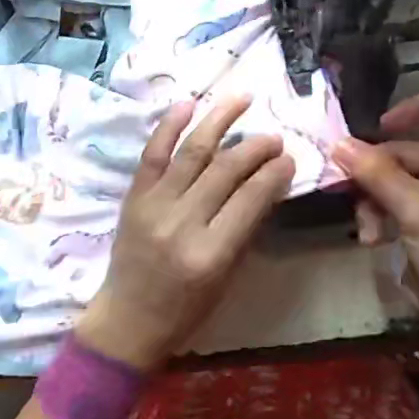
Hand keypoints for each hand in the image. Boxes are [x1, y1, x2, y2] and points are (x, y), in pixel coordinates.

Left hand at [77, 95, 295, 370]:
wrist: (128, 319)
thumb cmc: (186, 310)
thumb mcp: (227, 278)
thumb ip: (246, 230)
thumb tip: (268, 185)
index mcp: (211, 253)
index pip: (251, 198)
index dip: (274, 173)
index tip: (289, 158)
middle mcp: (181, 224)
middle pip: (225, 170)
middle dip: (255, 148)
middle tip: (274, 138)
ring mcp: (152, 207)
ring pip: (191, 153)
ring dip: (219, 121)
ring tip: (243, 99)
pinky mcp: (132, 198)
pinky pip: (152, 154)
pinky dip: (169, 126)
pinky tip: (189, 104)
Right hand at [331, 94, 418, 343]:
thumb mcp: (413, 208)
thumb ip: (375, 173)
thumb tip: (337, 143)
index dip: (417, 108)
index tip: (379, 125)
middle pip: (410, 152)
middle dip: (376, 174)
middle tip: (344, 187)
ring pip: (398, 183)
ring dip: (375, 203)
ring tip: (366, 231)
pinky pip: (401, 207)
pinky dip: (383, 219)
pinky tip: (372, 241)